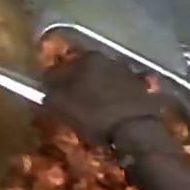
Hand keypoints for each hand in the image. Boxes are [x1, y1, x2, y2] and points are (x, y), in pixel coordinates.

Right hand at [43, 52, 182, 161]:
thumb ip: (49, 94)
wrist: (137, 131)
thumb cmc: (94, 115)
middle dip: (75, 82)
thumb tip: (47, 90)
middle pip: (83, 70)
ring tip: (91, 107)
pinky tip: (110, 110)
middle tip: (69, 99)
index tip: (48, 92)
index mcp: (86, 58)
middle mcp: (107, 59)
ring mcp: (127, 72)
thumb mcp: (61, 106)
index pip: (60, 67)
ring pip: (103, 79)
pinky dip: (114, 97)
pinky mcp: (142, 88)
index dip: (51, 81)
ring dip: (96, 89)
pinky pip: (120, 91)